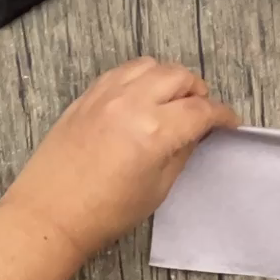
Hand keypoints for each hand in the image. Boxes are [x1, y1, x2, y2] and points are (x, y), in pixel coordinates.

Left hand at [0, 58, 239, 259]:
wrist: (50, 213)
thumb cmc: (105, 212)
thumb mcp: (157, 188)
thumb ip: (181, 152)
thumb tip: (196, 132)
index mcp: (155, 131)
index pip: (201, 111)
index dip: (222, 115)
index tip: (229, 122)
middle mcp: (132, 103)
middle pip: (179, 77)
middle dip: (198, 92)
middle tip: (201, 112)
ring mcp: (106, 94)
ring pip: (151, 65)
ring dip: (169, 78)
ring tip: (172, 100)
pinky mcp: (87, 95)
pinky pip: (123, 71)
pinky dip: (140, 77)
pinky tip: (142, 96)